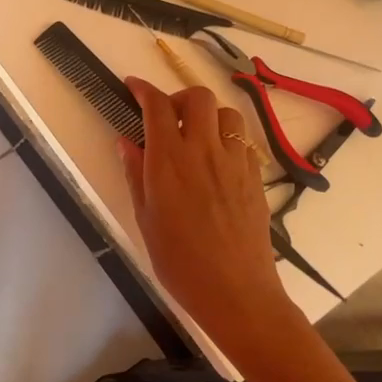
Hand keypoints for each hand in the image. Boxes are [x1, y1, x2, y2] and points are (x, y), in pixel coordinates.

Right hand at [117, 78, 284, 328]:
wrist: (237, 294)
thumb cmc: (179, 260)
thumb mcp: (145, 217)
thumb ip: (136, 173)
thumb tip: (126, 142)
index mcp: (169, 159)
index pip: (157, 105)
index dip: (143, 89)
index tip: (132, 87)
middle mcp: (203, 151)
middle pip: (198, 97)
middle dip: (179, 97)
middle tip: (166, 116)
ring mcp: (235, 163)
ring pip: (227, 114)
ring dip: (208, 115)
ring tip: (195, 136)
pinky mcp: (255, 179)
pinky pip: (243, 142)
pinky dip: (227, 139)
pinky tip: (216, 161)